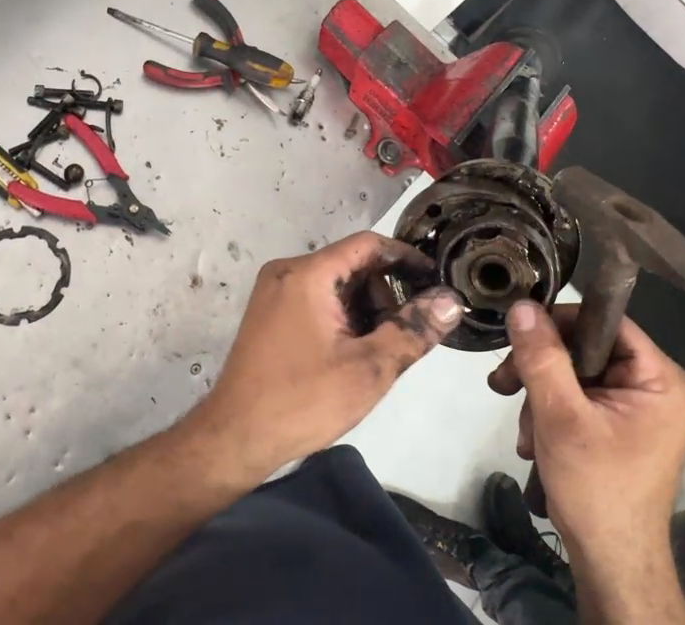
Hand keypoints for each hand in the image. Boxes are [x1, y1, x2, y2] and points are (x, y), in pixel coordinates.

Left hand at [186, 232, 462, 477]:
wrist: (234, 439)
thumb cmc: (302, 400)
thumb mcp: (369, 368)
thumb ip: (413, 330)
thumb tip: (451, 301)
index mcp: (308, 274)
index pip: (368, 244)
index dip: (406, 258)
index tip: (436, 280)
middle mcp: (287, 272)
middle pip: (352, 266)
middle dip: (386, 294)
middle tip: (407, 333)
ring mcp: (274, 294)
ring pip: (336, 286)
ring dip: (365, 310)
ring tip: (380, 352)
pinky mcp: (270, 316)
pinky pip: (317, 301)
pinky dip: (343, 319)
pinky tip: (354, 354)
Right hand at [488, 301, 684, 564]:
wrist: (610, 562)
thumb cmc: (596, 488)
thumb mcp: (561, 416)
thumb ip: (541, 357)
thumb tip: (522, 306)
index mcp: (662, 379)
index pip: (605, 322)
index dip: (560, 323)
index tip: (520, 337)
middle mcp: (657, 387)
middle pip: (586, 349)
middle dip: (543, 372)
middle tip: (505, 386)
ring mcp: (640, 409)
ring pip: (576, 375)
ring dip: (542, 398)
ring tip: (528, 434)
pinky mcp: (622, 427)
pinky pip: (581, 399)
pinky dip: (553, 414)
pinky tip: (538, 441)